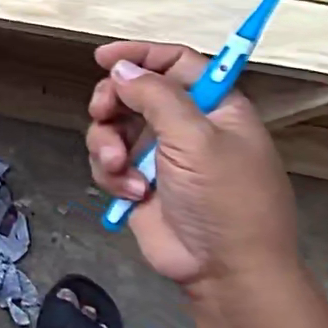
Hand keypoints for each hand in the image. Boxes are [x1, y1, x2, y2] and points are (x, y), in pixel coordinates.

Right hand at [84, 41, 297, 288]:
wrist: (225, 271)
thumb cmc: (224, 198)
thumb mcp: (196, 138)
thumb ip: (156, 96)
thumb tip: (121, 68)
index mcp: (213, 105)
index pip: (175, 62)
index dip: (140, 55)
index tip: (104, 57)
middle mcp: (186, 125)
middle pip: (135, 92)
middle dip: (113, 101)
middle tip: (103, 113)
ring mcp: (161, 155)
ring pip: (114, 127)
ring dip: (108, 142)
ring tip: (119, 165)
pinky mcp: (140, 183)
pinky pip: (110, 162)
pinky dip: (112, 174)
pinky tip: (131, 193)